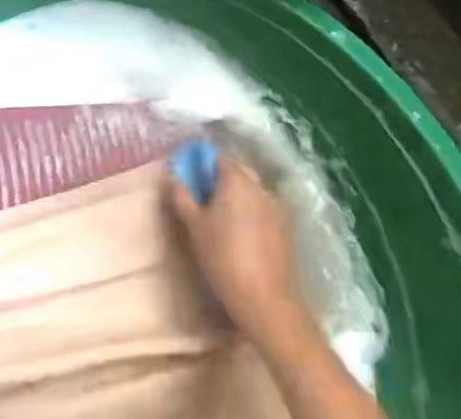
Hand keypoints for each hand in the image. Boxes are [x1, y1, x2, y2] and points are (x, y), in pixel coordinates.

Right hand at [167, 140, 312, 348]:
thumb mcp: (193, 225)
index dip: (201, 166)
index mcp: (237, 180)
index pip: (217, 158)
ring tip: (222, 220)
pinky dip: (251, 213)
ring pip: (252, 191)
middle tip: (203, 202)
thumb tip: (173, 176)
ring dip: (236, 197)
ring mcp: (277, 207)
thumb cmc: (223, 256)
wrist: (266, 301)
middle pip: (237, 172)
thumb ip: (181, 195)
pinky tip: (242, 236)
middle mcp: (260, 187)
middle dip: (219, 181)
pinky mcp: (287, 229)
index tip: (190, 183)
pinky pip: (263, 209)